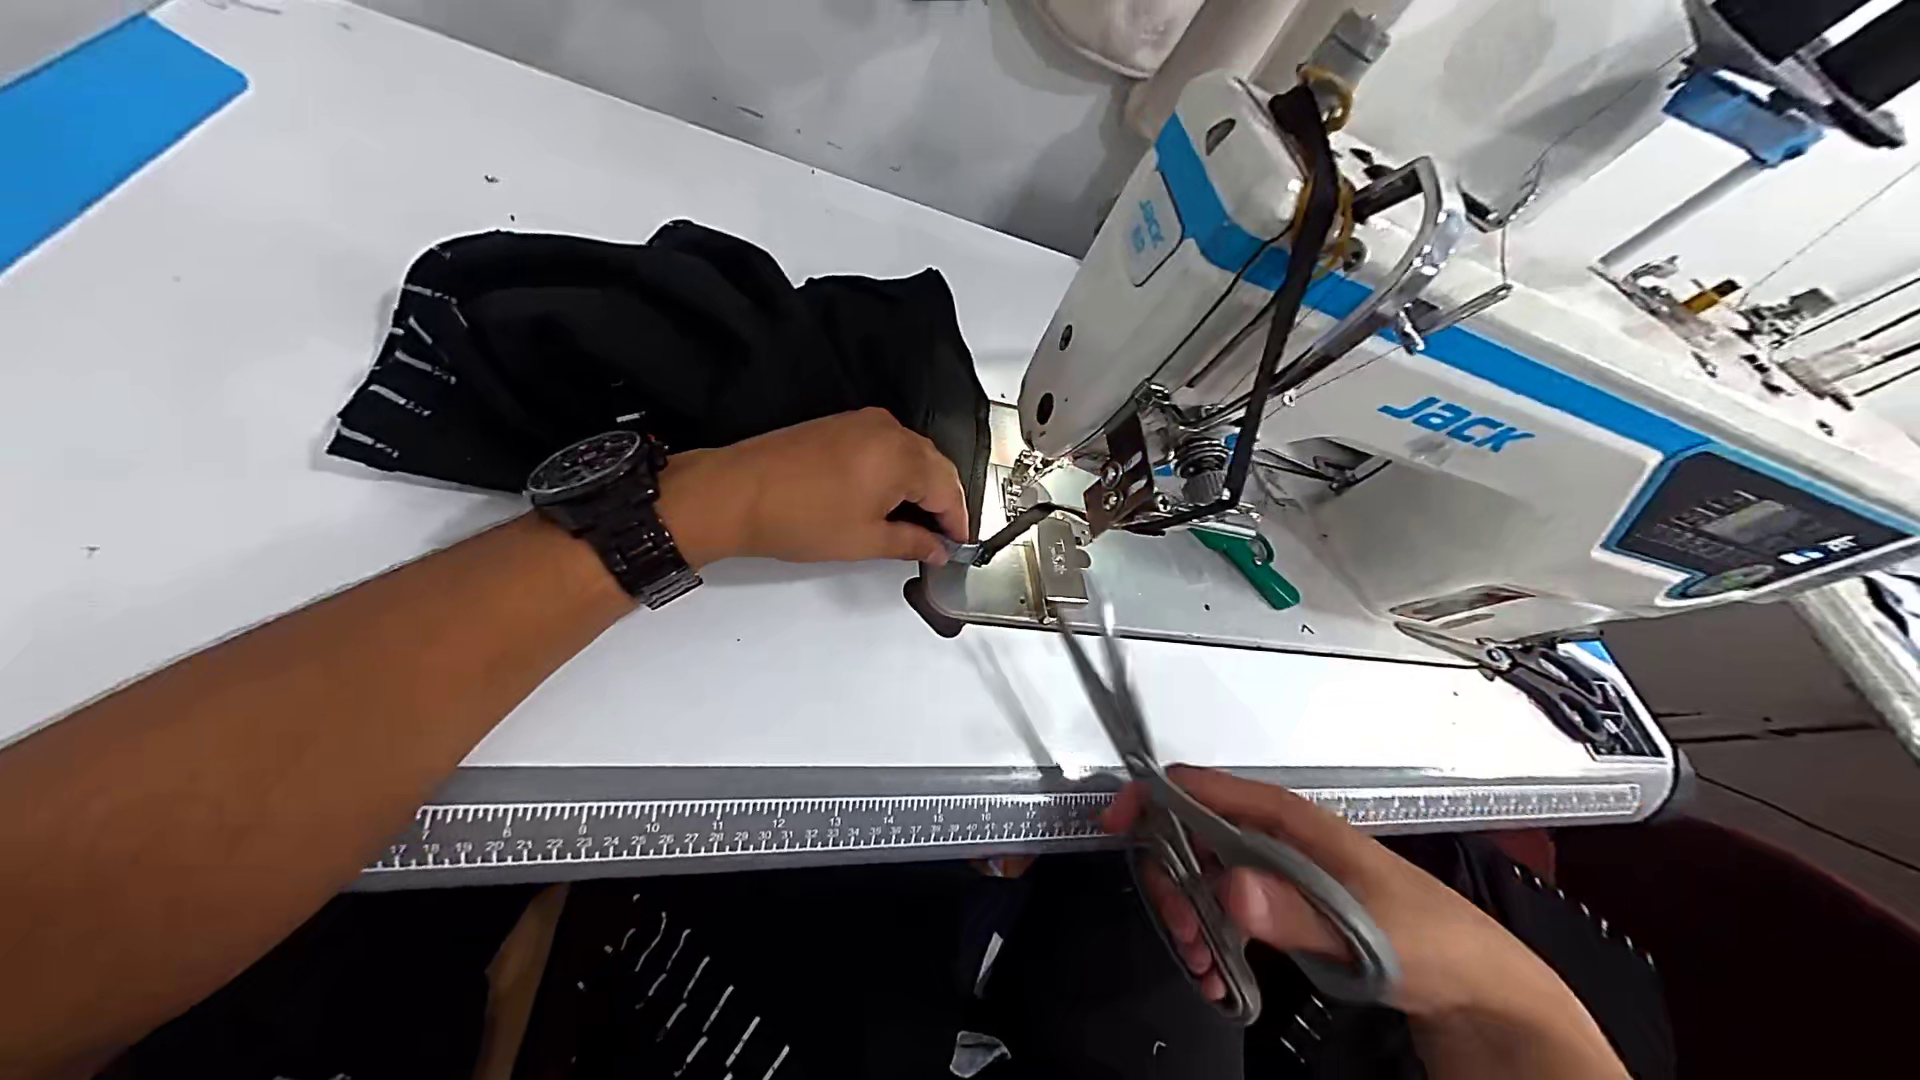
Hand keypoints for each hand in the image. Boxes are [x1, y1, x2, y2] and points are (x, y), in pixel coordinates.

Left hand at [655, 408, 968, 569]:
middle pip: (936, 468)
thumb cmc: (792, 514)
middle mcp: (887, 430)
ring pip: (913, 455)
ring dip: (922, 486)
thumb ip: (912, 543)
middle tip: (940, 537)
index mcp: (901, 456)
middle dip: (943, 502)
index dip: (957, 522)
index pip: (949, 490)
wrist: (735, 494)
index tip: (956, 543)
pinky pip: (888, 446)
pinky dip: (898, 472)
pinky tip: (888, 498)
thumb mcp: (865, 541)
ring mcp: (863, 423)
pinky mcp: (843, 424)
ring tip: (914, 523)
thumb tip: (934, 548)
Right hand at [1103, 766, 1572, 1019]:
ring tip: (1205, 964)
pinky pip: (1221, 907)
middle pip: (1188, 835)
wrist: (1476, 987)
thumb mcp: (1360, 925)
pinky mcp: (1275, 902)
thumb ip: (1292, 908)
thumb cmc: (1425, 936)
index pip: (1199, 787)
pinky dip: (1209, 936)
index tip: (1118, 823)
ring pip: (1200, 874)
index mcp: (1284, 817)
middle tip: (1183, 933)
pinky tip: (1218, 972)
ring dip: (1189, 915)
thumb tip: (1228, 886)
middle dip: (1172, 879)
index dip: (1152, 796)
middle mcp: (1268, 834)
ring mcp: (1270, 868)